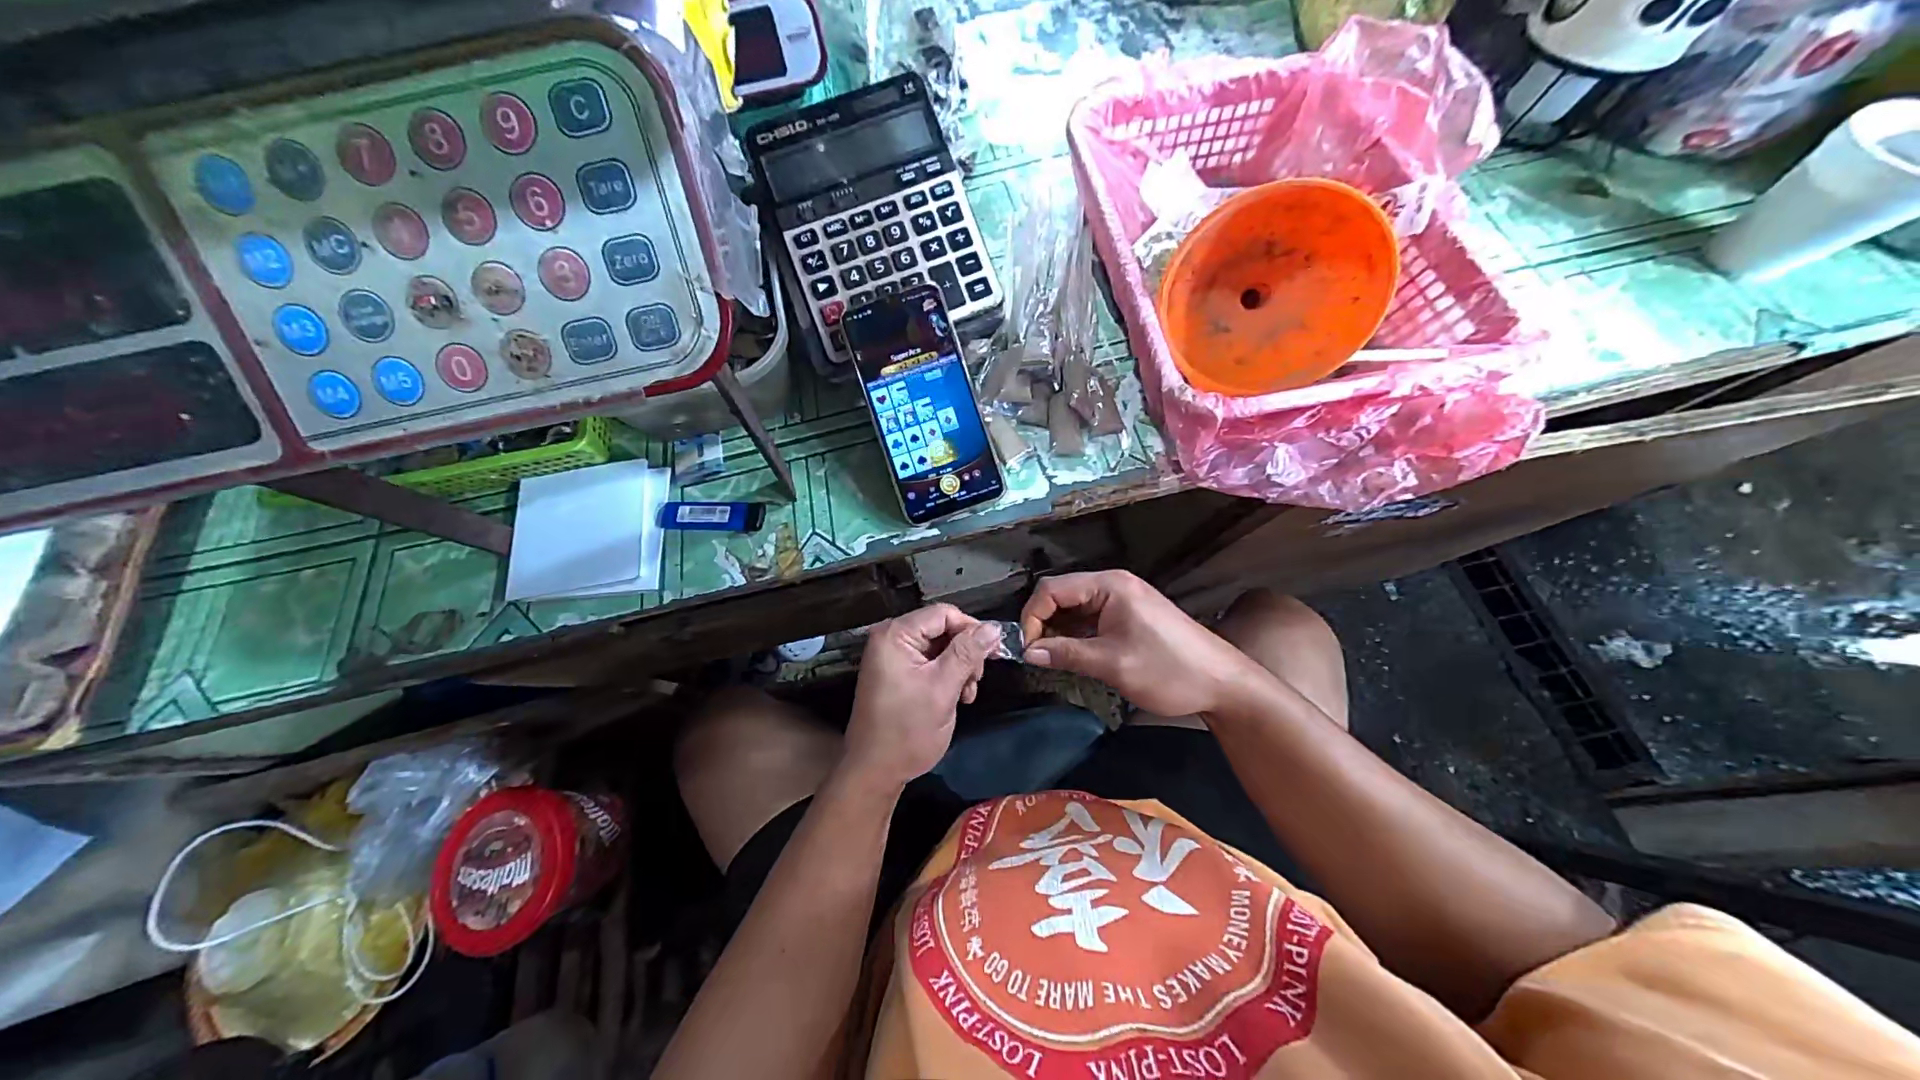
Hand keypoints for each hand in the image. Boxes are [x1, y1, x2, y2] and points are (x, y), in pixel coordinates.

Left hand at [841, 604, 999, 790]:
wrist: (875, 770)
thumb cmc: (907, 730)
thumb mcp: (943, 689)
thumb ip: (968, 654)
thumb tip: (994, 628)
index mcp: (895, 635)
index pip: (944, 614)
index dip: (971, 629)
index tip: (993, 653)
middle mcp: (891, 638)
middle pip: (942, 628)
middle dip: (965, 652)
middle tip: (976, 680)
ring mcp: (893, 656)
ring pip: (941, 647)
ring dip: (960, 667)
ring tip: (966, 694)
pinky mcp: (898, 673)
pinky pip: (931, 662)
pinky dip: (948, 676)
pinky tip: (957, 697)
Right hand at [1020, 570, 1263, 717]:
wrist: (1222, 684)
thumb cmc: (1169, 670)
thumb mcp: (1112, 664)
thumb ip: (1067, 654)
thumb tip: (1028, 652)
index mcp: (1110, 585)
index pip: (1052, 589)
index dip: (1033, 617)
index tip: (1027, 648)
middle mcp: (1113, 585)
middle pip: (1061, 595)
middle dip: (1043, 623)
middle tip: (1036, 656)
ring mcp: (1122, 600)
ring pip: (1074, 609)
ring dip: (1059, 632)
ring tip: (1051, 660)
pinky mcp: (1128, 616)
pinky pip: (1090, 619)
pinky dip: (1076, 636)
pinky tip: (1071, 657)